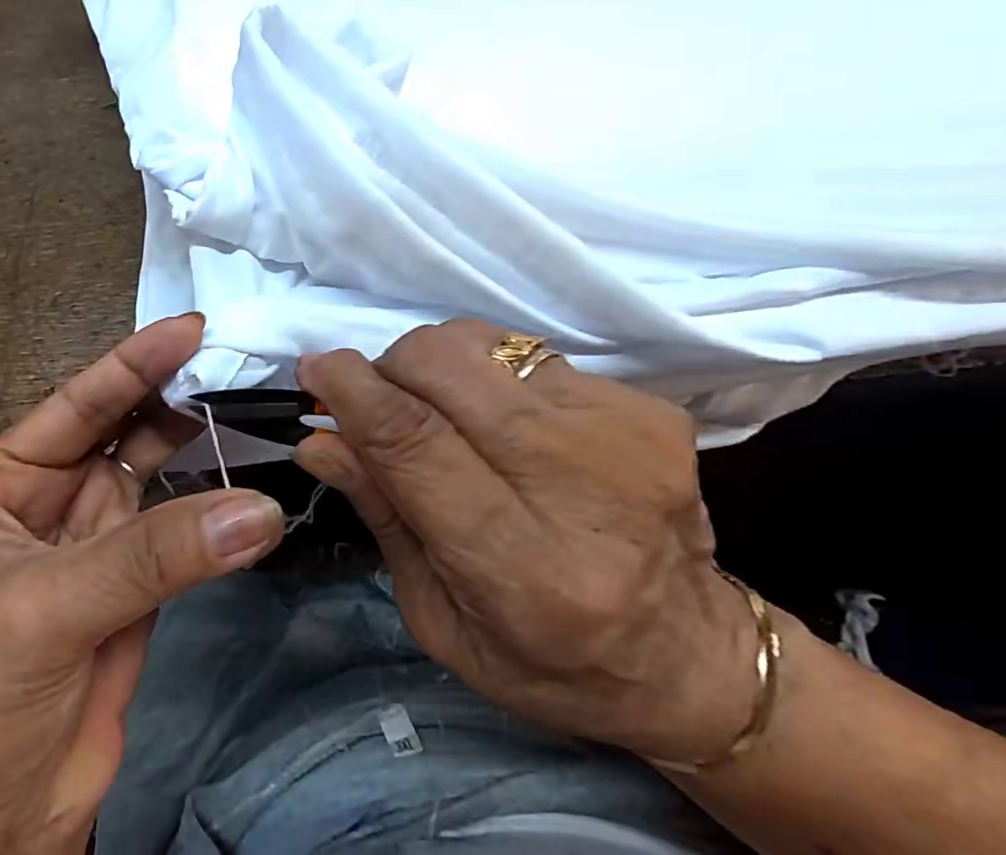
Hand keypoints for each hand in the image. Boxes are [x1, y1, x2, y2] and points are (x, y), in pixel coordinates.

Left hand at [0, 313, 286, 854]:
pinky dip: (219, 501)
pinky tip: (253, 479)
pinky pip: (186, 521)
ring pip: (161, 470)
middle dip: (178, 394)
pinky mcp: (142, 575)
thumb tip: (259, 509)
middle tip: (244, 363)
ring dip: (204, 443)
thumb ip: (153, 555)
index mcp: (0, 483)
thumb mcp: (50, 610)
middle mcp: (50, 496)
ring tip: (259, 407)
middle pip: (124, 428)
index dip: (133, 364)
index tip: (194, 329)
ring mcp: (101, 534)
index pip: (75, 406)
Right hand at [292, 319, 755, 763]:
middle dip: (392, 367)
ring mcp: (626, 436)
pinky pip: (532, 354)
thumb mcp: (439, 618)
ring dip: (441, 367)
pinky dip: (495, 379)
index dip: (354, 391)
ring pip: (487, 344)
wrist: (689, 656)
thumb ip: (384, 516)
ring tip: (447, 415)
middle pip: (450, 367)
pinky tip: (511, 427)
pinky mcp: (652, 409)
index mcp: (522, 569)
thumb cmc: (549, 662)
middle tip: (382, 400)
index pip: (416, 443)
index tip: (315, 368)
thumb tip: (321, 439)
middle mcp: (581, 487)